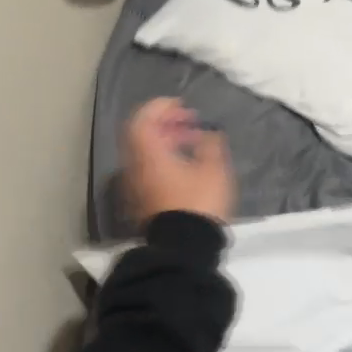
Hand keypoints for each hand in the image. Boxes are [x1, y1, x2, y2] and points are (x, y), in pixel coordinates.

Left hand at [121, 97, 234, 224]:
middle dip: (165, 123)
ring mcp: (136, 185)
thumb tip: (208, 133)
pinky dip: (164, 158)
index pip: (143, 119)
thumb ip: (211, 145)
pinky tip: (186, 165)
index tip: (181, 104)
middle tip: (189, 122)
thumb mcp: (215, 171)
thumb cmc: (199, 203)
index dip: (160, 106)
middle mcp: (136, 166)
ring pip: (145, 152)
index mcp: (150, 154)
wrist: (184, 247)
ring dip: (166, 141)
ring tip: (192, 143)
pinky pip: (148, 168)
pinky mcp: (142, 200)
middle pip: (142, 134)